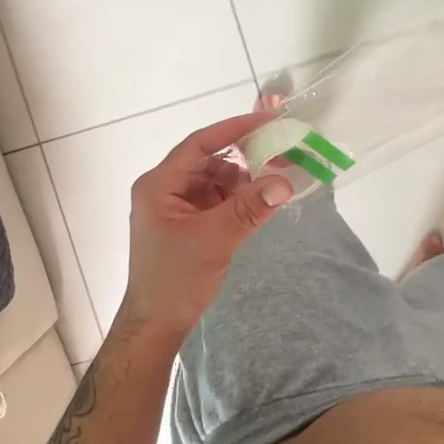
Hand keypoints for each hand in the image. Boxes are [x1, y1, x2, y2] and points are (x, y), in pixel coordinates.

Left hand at [116, 112, 293, 339]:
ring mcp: (177, 206)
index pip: (199, 144)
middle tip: (282, 151)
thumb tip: (286, 181)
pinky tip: (262, 200)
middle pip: (209, 160)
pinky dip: (239, 198)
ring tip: (278, 177)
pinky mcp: (189, 223)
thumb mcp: (214, 240)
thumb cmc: (175, 280)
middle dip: (245, 156)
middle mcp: (165, 189)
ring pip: (216, 180)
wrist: (156, 323)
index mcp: (159, 185)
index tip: (268, 120)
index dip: (233, 129)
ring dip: (245, 179)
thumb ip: (249, 209)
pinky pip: (218, 200)